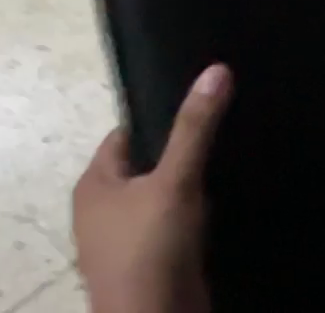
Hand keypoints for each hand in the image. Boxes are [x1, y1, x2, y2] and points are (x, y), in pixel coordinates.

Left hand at [73, 64, 232, 312]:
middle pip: (148, 159)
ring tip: (230, 150)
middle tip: (224, 119)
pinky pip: (175, 215)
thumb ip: (195, 126)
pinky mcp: (151, 256)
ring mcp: (125, 236)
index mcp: (94, 186)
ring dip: (192, 176)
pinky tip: (225, 192)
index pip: (127, 132)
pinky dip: (196, 204)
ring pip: (164, 189)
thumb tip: (216, 69)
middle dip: (182, 144)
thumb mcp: (176, 179)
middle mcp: (102, 209)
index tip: (203, 98)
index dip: (163, 113)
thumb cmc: (150, 248)